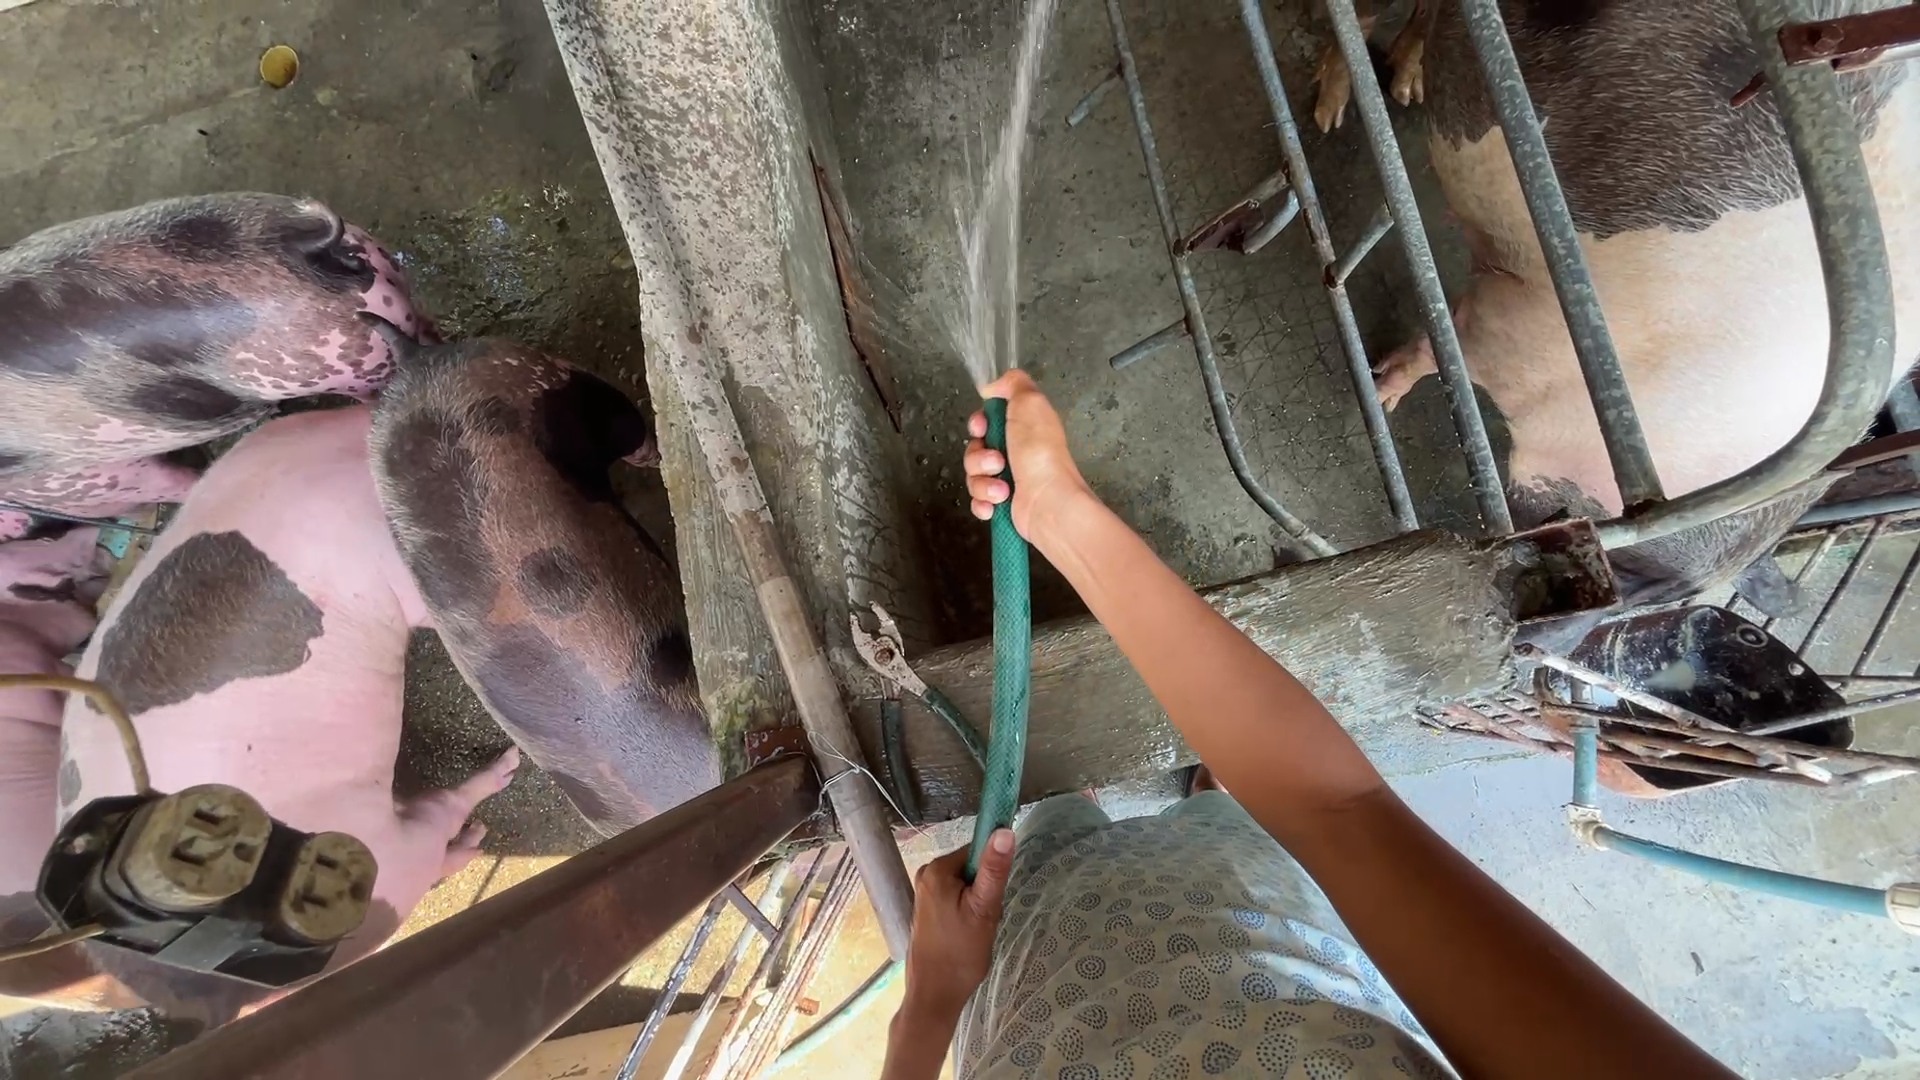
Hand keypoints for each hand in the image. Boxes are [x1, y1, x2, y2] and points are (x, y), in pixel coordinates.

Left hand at [900, 828, 1016, 1018]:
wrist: (934, 997)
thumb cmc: (960, 953)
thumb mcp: (984, 909)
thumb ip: (994, 869)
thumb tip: (1004, 830)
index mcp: (936, 869)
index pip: (976, 852)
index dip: (990, 874)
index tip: (991, 899)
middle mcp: (926, 874)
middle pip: (970, 869)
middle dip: (983, 891)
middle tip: (985, 918)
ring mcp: (924, 893)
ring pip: (964, 885)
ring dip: (976, 903)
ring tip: (976, 929)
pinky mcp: (926, 909)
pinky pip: (955, 898)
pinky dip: (965, 912)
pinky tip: (966, 934)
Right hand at [965, 370, 1093, 540]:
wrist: (1047, 502)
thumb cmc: (1040, 454)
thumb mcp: (1030, 402)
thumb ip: (1012, 383)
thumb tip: (992, 386)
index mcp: (1022, 427)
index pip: (984, 421)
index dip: (977, 424)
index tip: (982, 428)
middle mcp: (1015, 452)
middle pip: (974, 449)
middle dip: (978, 457)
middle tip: (997, 462)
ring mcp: (1007, 480)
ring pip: (973, 476)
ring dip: (983, 482)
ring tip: (1003, 490)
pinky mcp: (1002, 505)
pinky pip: (977, 501)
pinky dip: (983, 503)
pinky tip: (995, 505)